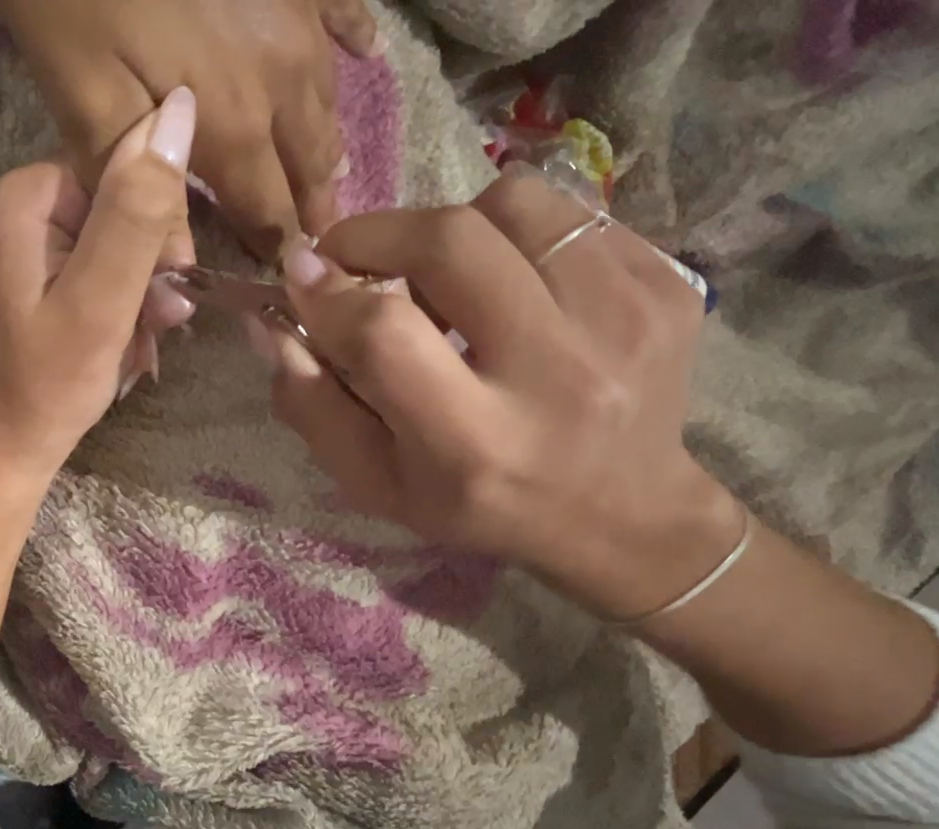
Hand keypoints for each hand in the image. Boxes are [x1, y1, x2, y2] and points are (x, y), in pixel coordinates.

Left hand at [0, 88, 195, 477]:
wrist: (18, 445)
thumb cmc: (52, 381)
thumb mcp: (101, 297)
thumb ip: (137, 211)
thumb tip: (179, 108)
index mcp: (30, 194)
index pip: (130, 165)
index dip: (163, 220)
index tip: (172, 277)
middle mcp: (32, 203)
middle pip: (131, 203)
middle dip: (156, 264)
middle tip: (164, 318)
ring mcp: (43, 239)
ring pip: (130, 239)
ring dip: (151, 290)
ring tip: (151, 337)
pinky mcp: (56, 271)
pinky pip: (114, 266)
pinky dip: (133, 303)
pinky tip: (136, 340)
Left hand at [2, 0, 380, 261]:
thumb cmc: (73, 7)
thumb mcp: (87, 114)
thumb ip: (141, 197)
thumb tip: (183, 274)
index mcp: (232, 125)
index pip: (267, 208)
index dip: (277, 245)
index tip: (288, 274)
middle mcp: (281, 75)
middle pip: (308, 158)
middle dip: (313, 202)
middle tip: (322, 237)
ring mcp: (294, 14)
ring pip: (327, 97)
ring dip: (330, 143)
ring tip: (336, 174)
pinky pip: (340, 9)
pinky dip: (354, 37)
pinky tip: (368, 52)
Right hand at [253, 166, 736, 620]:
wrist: (621, 513)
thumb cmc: (476, 505)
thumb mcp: (374, 482)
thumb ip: (312, 406)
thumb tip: (270, 323)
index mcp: (472, 441)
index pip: (386, 333)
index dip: (330, 293)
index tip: (301, 277)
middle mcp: (557, 373)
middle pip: (450, 243)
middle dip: (379, 234)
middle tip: (352, 256)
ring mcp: (626, 319)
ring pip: (511, 204)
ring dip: (451, 228)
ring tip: (441, 277)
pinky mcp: (668, 283)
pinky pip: (567, 213)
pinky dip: (515, 235)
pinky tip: (509, 286)